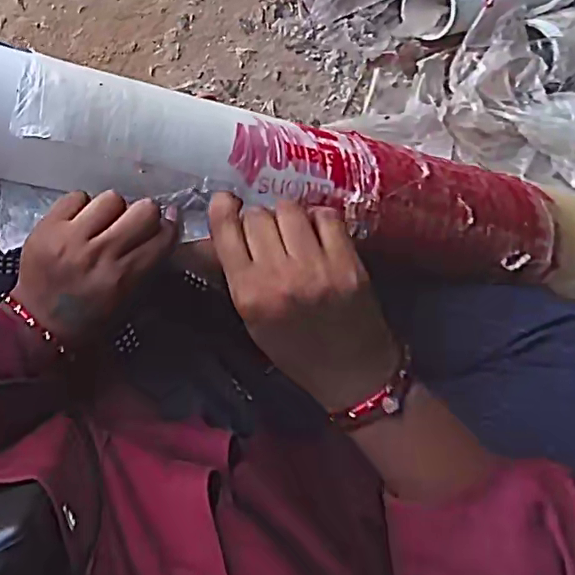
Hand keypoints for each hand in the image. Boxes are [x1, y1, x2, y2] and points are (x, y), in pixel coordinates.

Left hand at [11, 190, 180, 343]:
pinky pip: (77, 196)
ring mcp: (71, 237)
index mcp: (121, 276)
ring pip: (111, 198)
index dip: (169, 227)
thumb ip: (144, 263)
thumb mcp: (124, 300)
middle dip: (144, 215)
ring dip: (112, 209)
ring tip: (102, 223)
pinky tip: (78, 222)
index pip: (161, 237)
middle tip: (134, 223)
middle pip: (143, 210)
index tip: (166, 223)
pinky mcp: (48, 226)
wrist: (35, 322)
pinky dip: (82, 206)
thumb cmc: (85, 317)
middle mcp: (99, 253)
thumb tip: (166, 224)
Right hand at [208, 192, 400, 411]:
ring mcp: (316, 268)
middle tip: (267, 232)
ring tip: (293, 229)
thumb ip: (236, 272)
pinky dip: (318, 218)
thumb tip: (225, 228)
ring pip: (289, 209)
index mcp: (248, 292)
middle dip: (257, 219)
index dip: (222, 207)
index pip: (226, 230)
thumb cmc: (293, 348)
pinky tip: (317, 231)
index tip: (226, 201)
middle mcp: (279, 276)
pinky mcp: (348, 264)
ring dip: (286, 215)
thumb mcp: (250, 316)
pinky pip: (326, 216)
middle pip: (257, 216)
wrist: (351, 373)